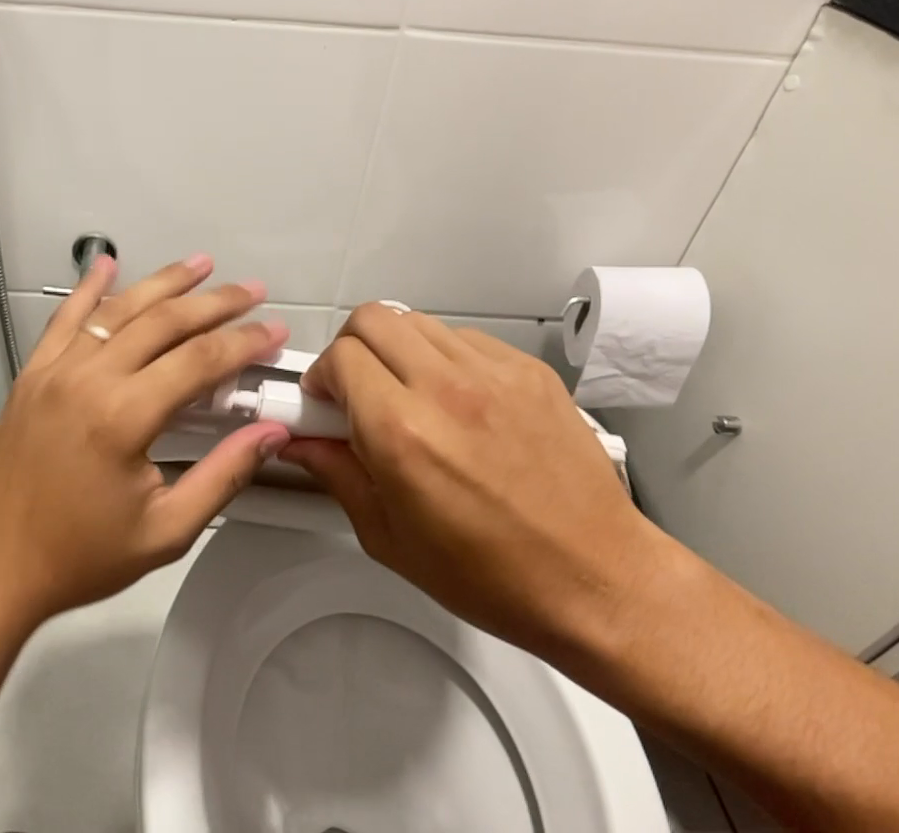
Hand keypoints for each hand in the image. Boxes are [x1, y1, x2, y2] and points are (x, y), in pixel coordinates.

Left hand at [0, 254, 290, 627]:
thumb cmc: (80, 558)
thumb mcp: (166, 531)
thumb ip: (223, 476)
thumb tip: (271, 434)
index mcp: (123, 417)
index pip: (199, 360)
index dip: (243, 342)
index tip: (275, 331)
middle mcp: (87, 380)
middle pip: (163, 322)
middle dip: (214, 302)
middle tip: (252, 290)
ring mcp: (53, 373)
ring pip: (117, 311)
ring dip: (162, 283)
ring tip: (201, 264)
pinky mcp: (31, 377)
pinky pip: (64, 320)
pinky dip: (88, 289)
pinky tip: (105, 263)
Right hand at [280, 302, 666, 655]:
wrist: (594, 579)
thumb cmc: (495, 575)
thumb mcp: (390, 538)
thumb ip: (338, 476)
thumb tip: (304, 444)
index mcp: (403, 434)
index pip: (340, 358)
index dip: (321, 378)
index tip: (324, 403)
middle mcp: (447, 390)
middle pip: (373, 319)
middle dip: (350, 348)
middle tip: (355, 389)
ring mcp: (495, 375)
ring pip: (419, 322)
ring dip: (397, 349)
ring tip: (405, 394)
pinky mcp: (531, 373)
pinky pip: (468, 339)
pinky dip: (446, 357)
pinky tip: (455, 400)